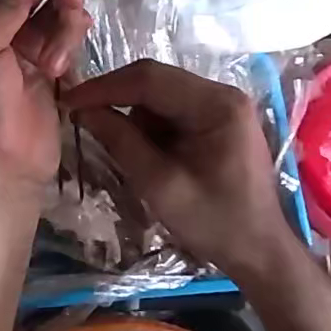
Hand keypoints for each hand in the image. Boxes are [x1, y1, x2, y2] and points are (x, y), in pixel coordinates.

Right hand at [67, 59, 298, 281]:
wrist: (261, 252)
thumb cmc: (215, 223)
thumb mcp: (160, 185)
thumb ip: (121, 141)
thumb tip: (83, 110)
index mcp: (217, 104)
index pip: (150, 79)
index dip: (104, 87)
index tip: (69, 101)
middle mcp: (222, 93)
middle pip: (155, 80)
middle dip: (116, 99)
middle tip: (80, 116)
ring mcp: (222, 104)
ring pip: (159, 94)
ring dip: (134, 117)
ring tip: (130, 155)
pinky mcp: (217, 118)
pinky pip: (170, 109)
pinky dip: (150, 127)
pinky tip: (150, 155)